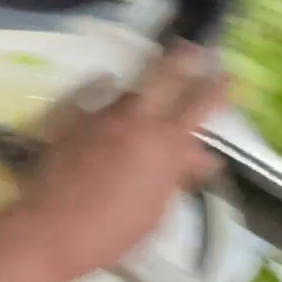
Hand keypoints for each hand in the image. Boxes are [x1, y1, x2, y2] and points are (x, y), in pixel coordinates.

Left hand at [9, 44, 226, 281]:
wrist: (50, 229)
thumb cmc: (111, 232)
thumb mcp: (156, 212)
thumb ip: (176, 178)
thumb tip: (197, 160)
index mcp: (166, 144)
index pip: (202, 105)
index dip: (220, 88)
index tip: (231, 75)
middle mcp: (136, 120)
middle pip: (166, 75)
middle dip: (184, 59)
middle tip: (195, 49)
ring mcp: (102, 117)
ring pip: (131, 91)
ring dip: (145, 90)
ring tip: (153, 87)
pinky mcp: (72, 121)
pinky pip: (94, 99)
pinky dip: (103, 92)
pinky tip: (105, 84)